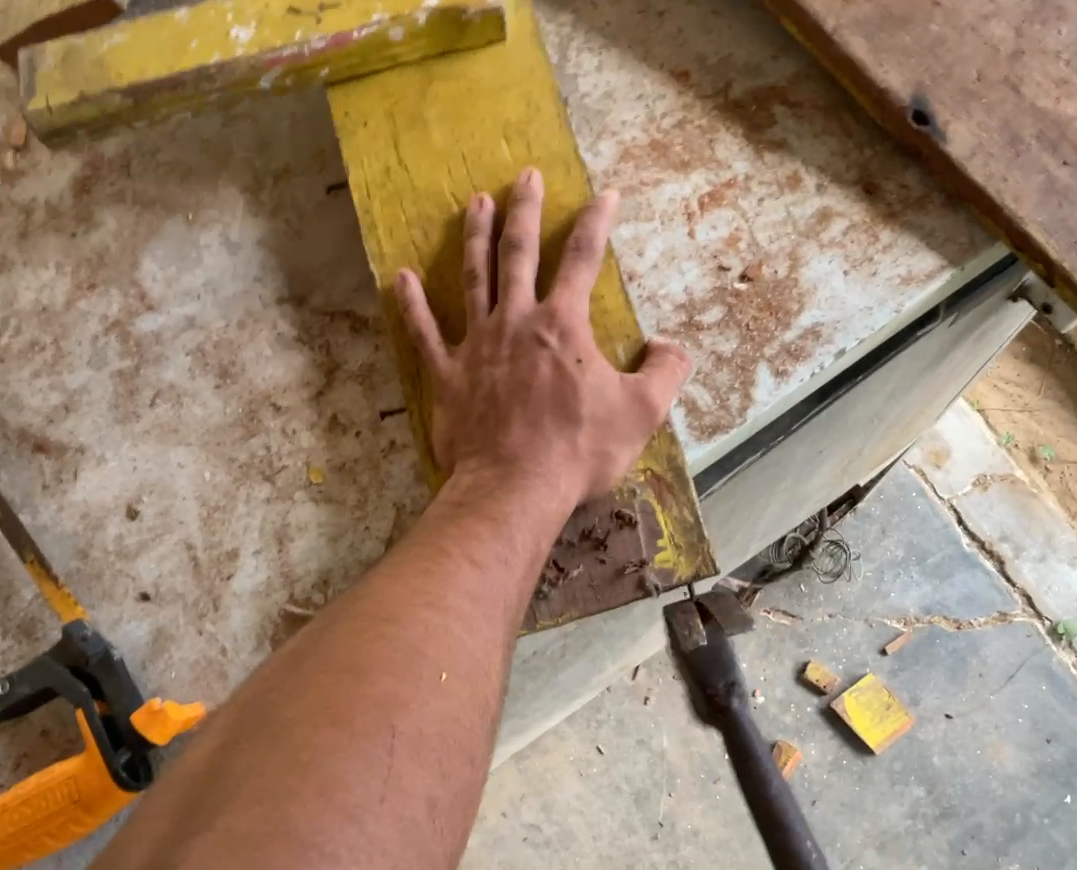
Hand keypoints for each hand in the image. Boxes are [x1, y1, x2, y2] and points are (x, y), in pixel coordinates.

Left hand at [394, 167, 691, 511]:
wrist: (515, 487)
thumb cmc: (580, 451)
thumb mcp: (642, 413)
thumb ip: (665, 373)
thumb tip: (674, 347)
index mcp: (564, 325)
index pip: (584, 259)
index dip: (598, 222)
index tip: (606, 194)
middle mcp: (517, 321)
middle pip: (520, 253)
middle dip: (527, 210)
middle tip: (526, 175)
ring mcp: (477, 346)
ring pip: (474, 278)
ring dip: (475, 237)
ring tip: (477, 202)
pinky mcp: (447, 375)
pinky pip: (425, 332)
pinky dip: (413, 304)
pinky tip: (402, 277)